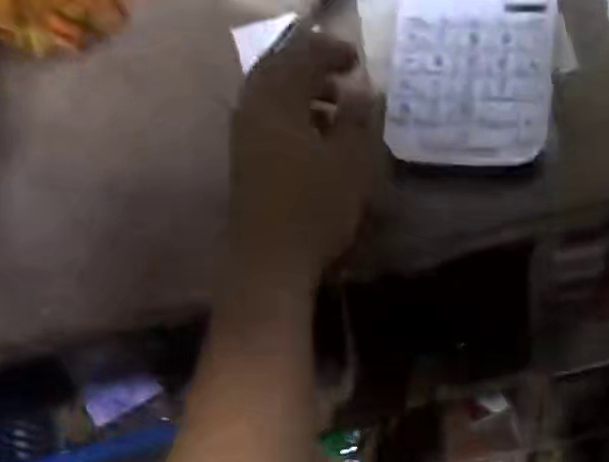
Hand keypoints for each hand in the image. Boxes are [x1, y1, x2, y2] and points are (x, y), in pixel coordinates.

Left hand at [228, 29, 376, 288]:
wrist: (270, 261)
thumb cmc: (314, 211)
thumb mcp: (350, 165)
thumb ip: (357, 123)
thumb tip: (364, 94)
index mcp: (278, 96)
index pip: (305, 56)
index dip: (333, 53)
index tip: (358, 62)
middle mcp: (254, 106)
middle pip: (281, 71)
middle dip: (313, 72)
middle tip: (343, 82)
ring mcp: (244, 135)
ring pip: (273, 98)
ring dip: (303, 98)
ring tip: (332, 113)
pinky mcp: (244, 162)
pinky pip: (268, 122)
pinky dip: (292, 120)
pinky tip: (313, 142)